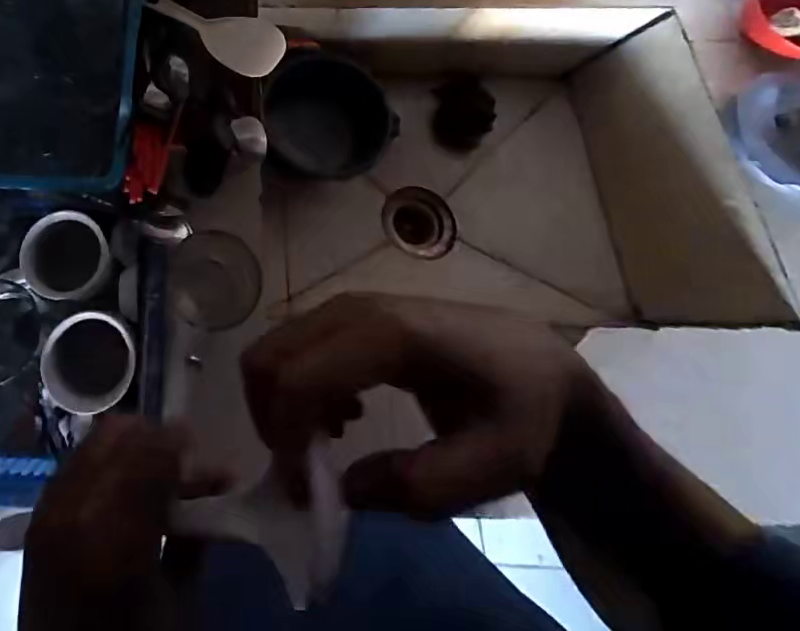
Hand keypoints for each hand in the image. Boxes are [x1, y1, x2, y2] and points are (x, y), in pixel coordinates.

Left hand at [20, 416, 226, 630]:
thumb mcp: (179, 602)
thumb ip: (196, 534)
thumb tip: (218, 478)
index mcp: (114, 540)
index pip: (149, 457)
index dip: (177, 443)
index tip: (199, 447)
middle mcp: (74, 512)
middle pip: (117, 438)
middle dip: (152, 439)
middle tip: (179, 459)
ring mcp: (48, 511)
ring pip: (93, 443)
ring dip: (127, 445)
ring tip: (152, 468)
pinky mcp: (35, 518)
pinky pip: (74, 465)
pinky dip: (102, 461)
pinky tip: (122, 483)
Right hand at [240, 293, 594, 518]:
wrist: (533, 358)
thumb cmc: (519, 407)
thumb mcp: (496, 464)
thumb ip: (424, 486)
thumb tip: (343, 489)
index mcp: (386, 336)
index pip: (296, 379)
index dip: (285, 438)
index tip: (307, 492)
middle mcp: (351, 309)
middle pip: (267, 358)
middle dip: (270, 421)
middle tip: (306, 471)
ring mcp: (343, 306)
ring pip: (271, 351)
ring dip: (281, 406)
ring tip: (328, 444)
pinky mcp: (343, 314)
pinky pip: (291, 348)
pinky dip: (294, 388)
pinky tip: (342, 415)